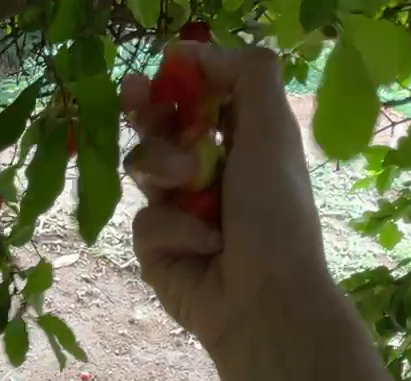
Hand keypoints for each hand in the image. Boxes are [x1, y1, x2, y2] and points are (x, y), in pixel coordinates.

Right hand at [120, 44, 332, 355]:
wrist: (260, 299)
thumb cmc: (275, 214)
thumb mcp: (271, 132)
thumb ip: (247, 76)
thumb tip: (197, 51)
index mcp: (239, 142)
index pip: (198, 101)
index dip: (177, 83)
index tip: (160, 70)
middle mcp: (204, 173)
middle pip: (159, 131)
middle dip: (149, 113)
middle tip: (135, 97)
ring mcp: (175, 212)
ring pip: (144, 172)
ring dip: (166, 168)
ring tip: (190, 182)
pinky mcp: (155, 250)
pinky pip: (145, 222)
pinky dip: (173, 230)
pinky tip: (201, 246)